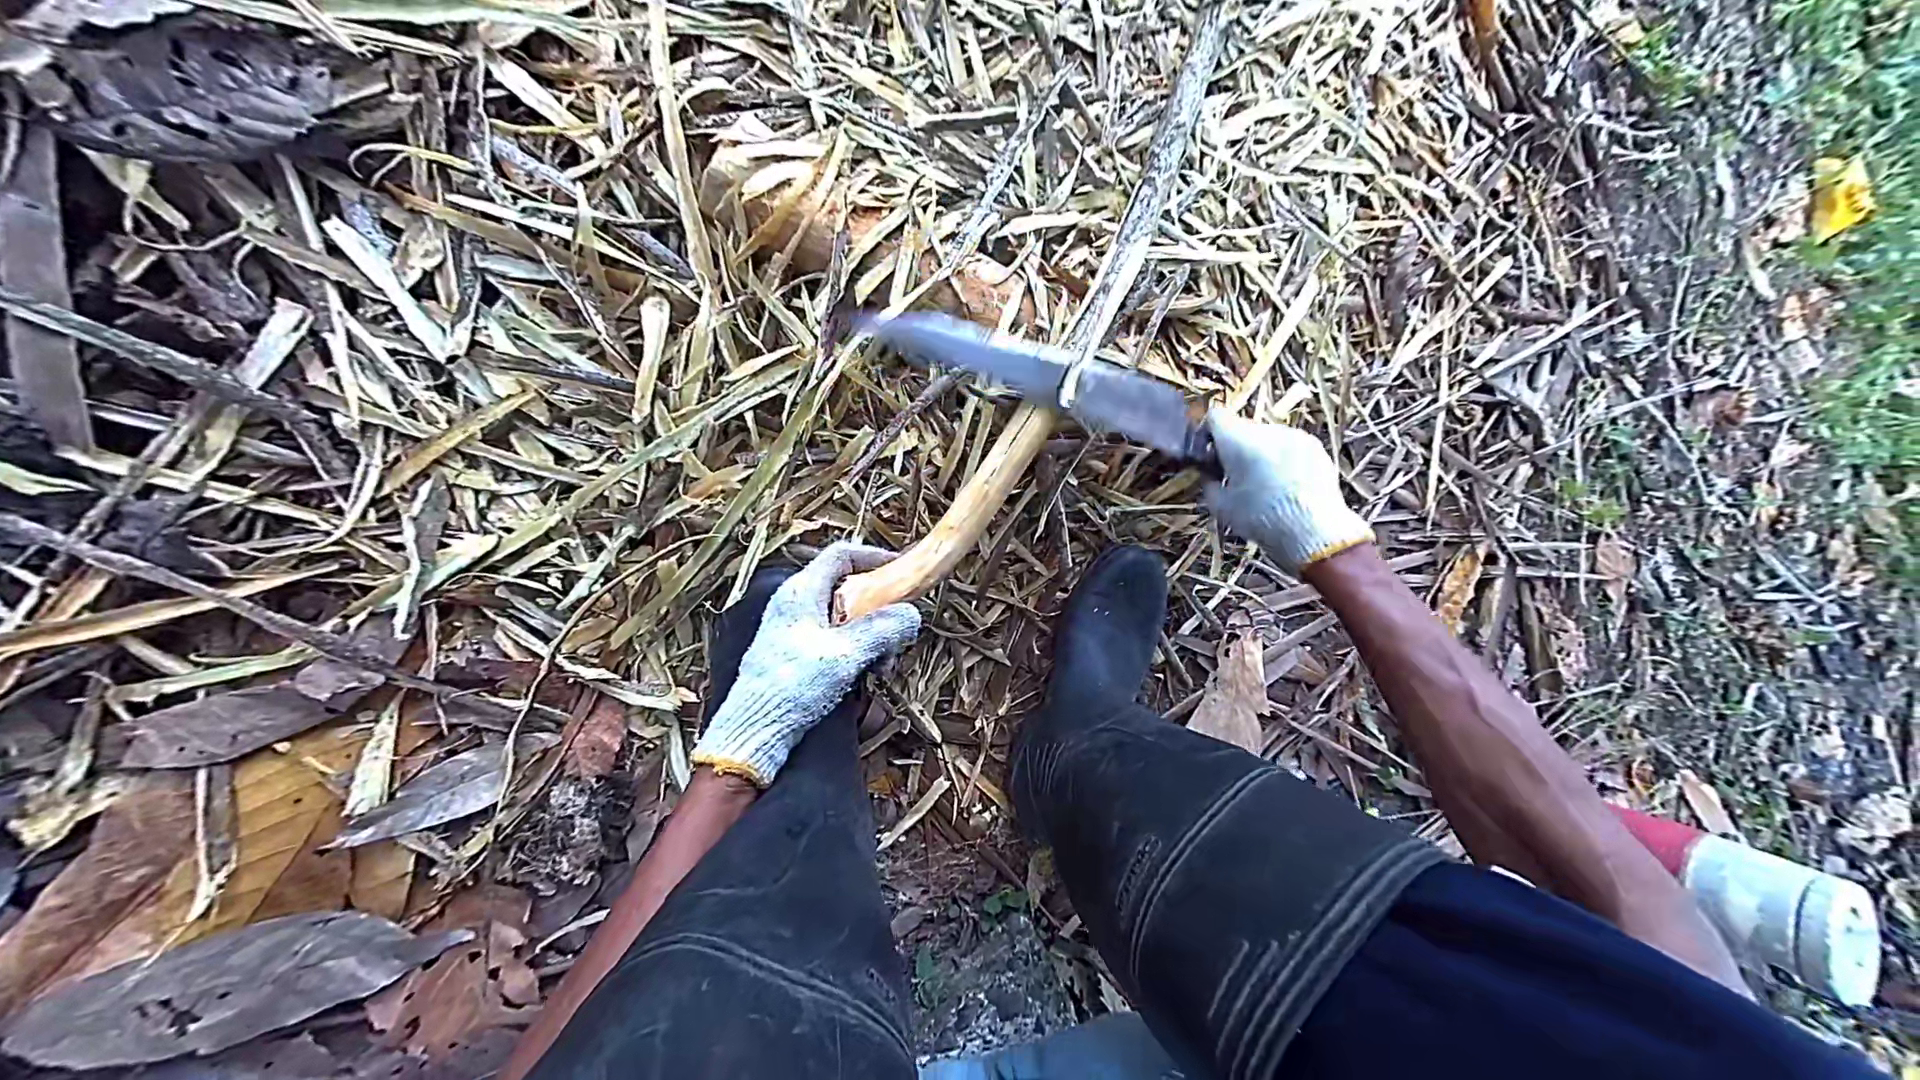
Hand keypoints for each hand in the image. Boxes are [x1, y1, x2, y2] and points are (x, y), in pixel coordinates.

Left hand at [690, 542, 921, 785]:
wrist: (754, 731)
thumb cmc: (793, 685)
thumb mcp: (847, 653)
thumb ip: (883, 629)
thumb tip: (912, 614)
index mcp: (802, 590)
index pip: (842, 555)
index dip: (874, 558)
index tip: (900, 572)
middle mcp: (795, 603)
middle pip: (848, 588)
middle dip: (879, 609)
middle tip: (896, 631)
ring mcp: (793, 629)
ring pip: (844, 618)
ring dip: (871, 635)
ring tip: (881, 664)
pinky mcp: (794, 654)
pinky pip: (834, 640)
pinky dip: (855, 651)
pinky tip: (864, 675)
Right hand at [1204, 411, 1373, 573]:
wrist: (1313, 532)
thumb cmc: (1260, 520)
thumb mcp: (1220, 506)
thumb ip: (1208, 482)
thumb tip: (1208, 473)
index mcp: (1238, 440)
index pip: (1215, 416)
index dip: (1208, 433)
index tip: (1209, 454)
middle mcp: (1266, 430)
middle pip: (1242, 429)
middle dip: (1235, 448)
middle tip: (1235, 476)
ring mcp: (1294, 435)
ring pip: (1266, 437)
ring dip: (1260, 453)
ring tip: (1264, 484)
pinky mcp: (1315, 446)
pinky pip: (1289, 446)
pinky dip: (1282, 459)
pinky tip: (1285, 485)